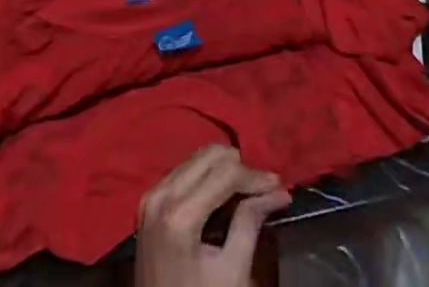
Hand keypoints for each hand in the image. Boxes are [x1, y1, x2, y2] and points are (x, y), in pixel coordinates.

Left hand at [136, 145, 291, 286]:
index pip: (226, 172)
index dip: (256, 175)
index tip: (279, 185)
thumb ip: (251, 224)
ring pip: (196, 158)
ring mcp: (151, 197)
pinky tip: (221, 193)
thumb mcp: (232, 272)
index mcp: (180, 215)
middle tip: (262, 189)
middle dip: (240, 168)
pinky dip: (205, 175)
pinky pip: (182, 170)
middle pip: (210, 156)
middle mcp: (161, 196)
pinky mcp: (148, 202)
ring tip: (246, 190)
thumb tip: (278, 191)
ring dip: (224, 169)